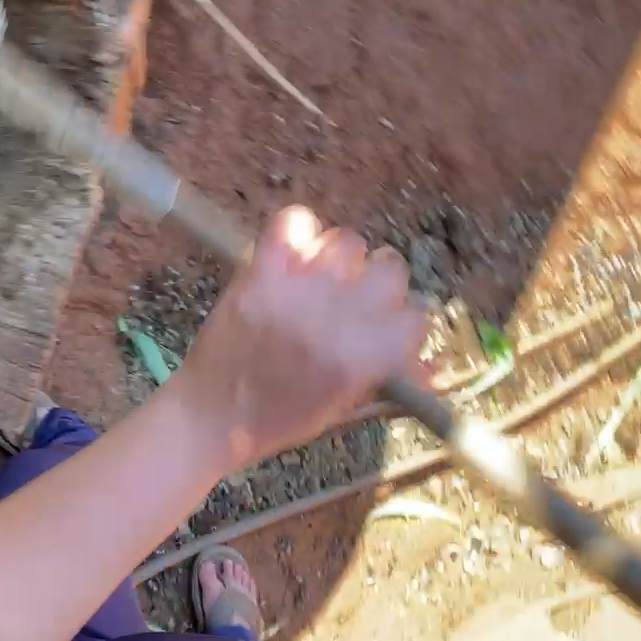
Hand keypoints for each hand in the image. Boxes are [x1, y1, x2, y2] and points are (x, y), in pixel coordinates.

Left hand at [174, 206, 429, 468]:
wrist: (209, 417)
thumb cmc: (277, 419)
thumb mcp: (342, 408)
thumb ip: (386, 376)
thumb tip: (431, 366)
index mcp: (368, 356)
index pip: (417, 314)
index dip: (397, 322)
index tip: (377, 329)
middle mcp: (340, 317)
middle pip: (390, 269)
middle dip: (371, 287)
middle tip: (342, 305)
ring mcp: (300, 291)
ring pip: (348, 242)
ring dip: (334, 260)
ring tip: (311, 284)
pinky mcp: (260, 275)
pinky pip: (293, 221)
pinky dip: (295, 230)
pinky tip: (288, 255)